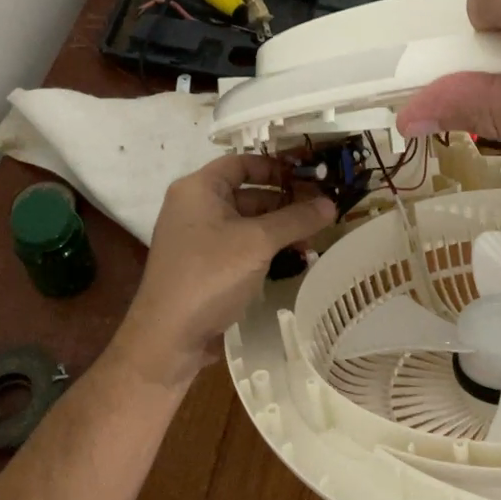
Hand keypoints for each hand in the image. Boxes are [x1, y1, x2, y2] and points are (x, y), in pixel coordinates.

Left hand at [109, 155, 335, 386]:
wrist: (168, 336)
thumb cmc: (210, 275)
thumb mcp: (259, 243)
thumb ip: (296, 219)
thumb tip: (331, 204)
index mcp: (198, 188)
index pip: (242, 162)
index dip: (276, 167)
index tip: (309, 177)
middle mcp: (193, 206)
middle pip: (247, 193)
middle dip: (285, 202)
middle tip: (320, 212)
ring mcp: (196, 238)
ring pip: (246, 222)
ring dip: (279, 229)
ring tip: (312, 241)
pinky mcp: (202, 265)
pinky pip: (239, 246)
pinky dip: (264, 249)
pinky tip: (292, 261)